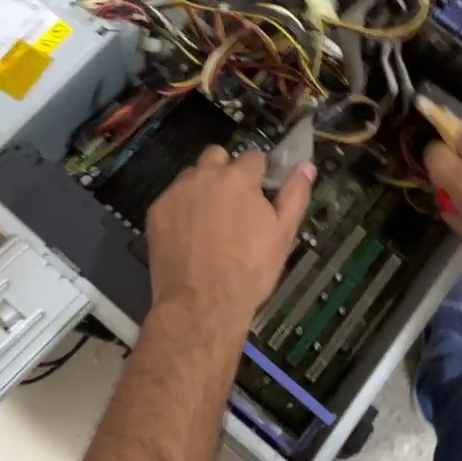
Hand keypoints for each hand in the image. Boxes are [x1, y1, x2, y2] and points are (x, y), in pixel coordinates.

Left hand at [145, 147, 314, 332]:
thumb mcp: (283, 234)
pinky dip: (182, 209)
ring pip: (192, 176)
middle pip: (217, 155)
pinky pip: (172, 198)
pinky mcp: (156, 212)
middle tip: (234, 202)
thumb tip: (306, 166)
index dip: (260, 173)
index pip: (253, 156)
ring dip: (202, 187)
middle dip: (226, 170)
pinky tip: (189, 236)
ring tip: (210, 221)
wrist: (202, 305)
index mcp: (238, 178)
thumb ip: (295, 194)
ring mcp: (176, 193)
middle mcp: (204, 176)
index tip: (261, 193)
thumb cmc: (250, 270)